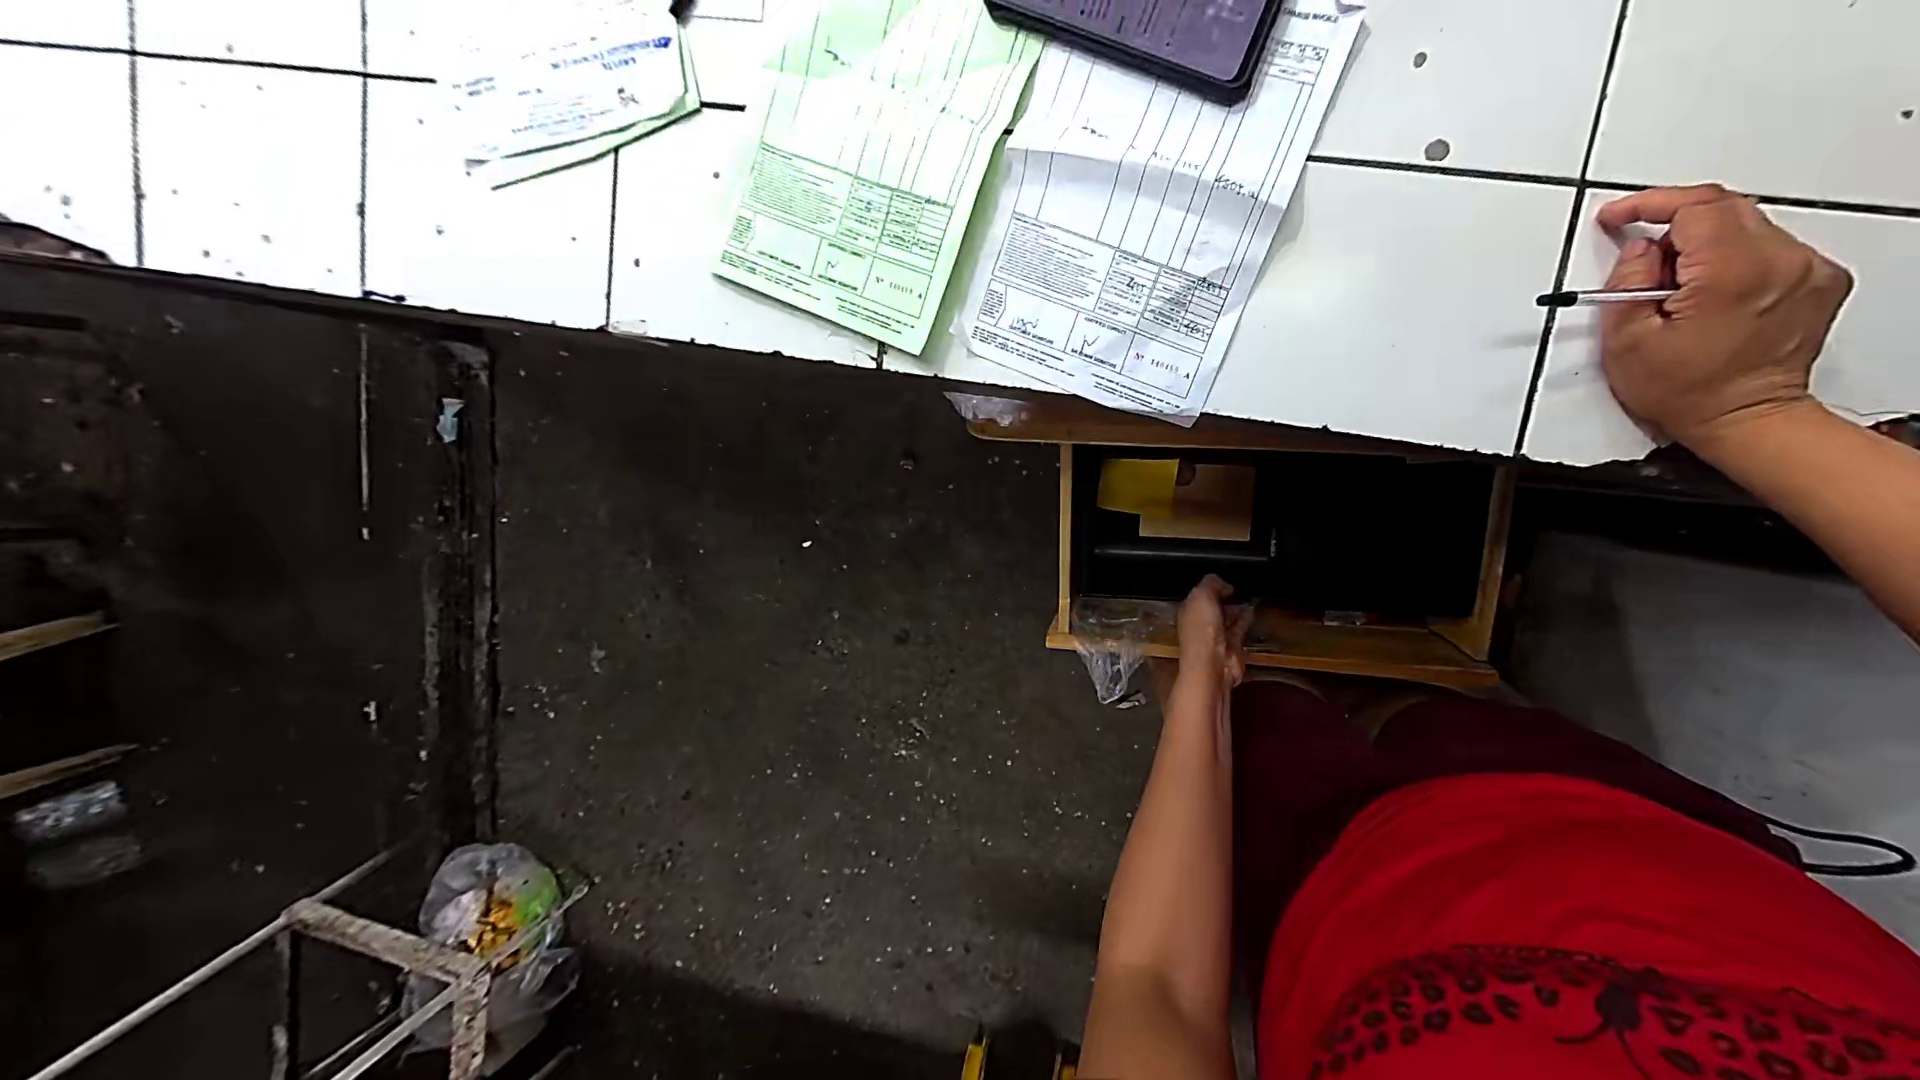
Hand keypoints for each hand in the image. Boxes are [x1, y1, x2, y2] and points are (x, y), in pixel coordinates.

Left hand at [1176, 575, 1248, 689]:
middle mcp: (1201, 621)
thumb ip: (1211, 584)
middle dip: (1224, 596)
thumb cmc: (1202, 628)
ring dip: (1237, 606)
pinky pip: (1240, 626)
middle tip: (1240, 584)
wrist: (1213, 663)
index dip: (1211, 586)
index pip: (1199, 594)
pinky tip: (1253, 608)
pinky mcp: (1233, 644)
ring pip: (1227, 615)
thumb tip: (1225, 584)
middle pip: (1213, 605)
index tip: (1225, 578)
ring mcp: (1217, 634)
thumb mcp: (1201, 596)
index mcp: (1189, 610)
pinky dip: (1246, 617)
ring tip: (1249, 593)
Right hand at [1595, 184, 1853, 446]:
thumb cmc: (1685, 390)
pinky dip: (1731, 259)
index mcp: (1732, 274)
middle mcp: (1782, 263)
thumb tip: (1639, 252)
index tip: (1619, 214)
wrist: (1743, 417)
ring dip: (1701, 247)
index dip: (1650, 204)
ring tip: (1673, 292)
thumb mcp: (1626, 341)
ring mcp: (1808, 270)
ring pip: (1747, 228)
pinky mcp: (1818, 280)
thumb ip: (1627, 285)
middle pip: (1726, 210)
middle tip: (1638, 260)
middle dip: (1673, 227)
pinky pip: (1769, 248)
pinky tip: (1707, 295)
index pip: (1697, 207)